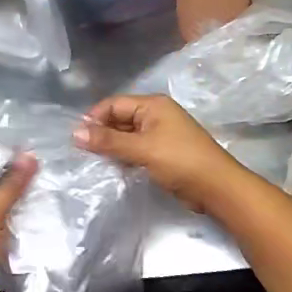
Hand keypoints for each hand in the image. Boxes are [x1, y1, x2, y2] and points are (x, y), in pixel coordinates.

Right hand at [73, 95, 256, 214]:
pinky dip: (124, 156)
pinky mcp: (163, 153)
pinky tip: (112, 168)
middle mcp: (156, 115)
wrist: (216, 187)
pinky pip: (136, 149)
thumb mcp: (142, 149)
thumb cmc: (180, 161)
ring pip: (127, 135)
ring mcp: (160, 134)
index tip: (75, 138)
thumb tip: (74, 132)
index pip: (114, 104)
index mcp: (153, 105)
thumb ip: (108, 140)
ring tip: (92, 161)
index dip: (94, 118)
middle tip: (80, 152)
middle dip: (101, 133)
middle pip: (120, 118)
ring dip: (112, 146)